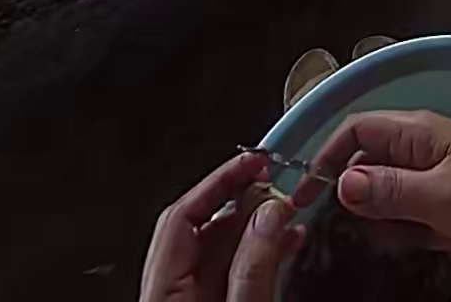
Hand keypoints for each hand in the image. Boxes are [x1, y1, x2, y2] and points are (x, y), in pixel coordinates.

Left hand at [139, 151, 307, 301]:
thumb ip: (253, 267)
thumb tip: (269, 211)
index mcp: (163, 298)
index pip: (181, 216)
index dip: (219, 181)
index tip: (255, 162)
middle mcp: (170, 297)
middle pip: (202, 228)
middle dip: (244, 199)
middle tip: (275, 184)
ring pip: (220, 249)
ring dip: (258, 224)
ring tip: (288, 212)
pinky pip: (233, 272)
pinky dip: (260, 251)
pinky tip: (287, 242)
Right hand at [308, 111, 450, 243]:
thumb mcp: (438, 197)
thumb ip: (388, 191)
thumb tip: (340, 184)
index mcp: (412, 131)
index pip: (355, 130)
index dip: (327, 157)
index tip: (306, 196)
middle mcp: (416, 141)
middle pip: (367, 162)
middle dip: (361, 199)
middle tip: (362, 234)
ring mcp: (430, 163)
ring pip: (388, 189)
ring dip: (392, 218)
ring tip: (415, 236)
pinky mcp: (443, 186)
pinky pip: (412, 204)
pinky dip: (415, 225)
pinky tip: (439, 238)